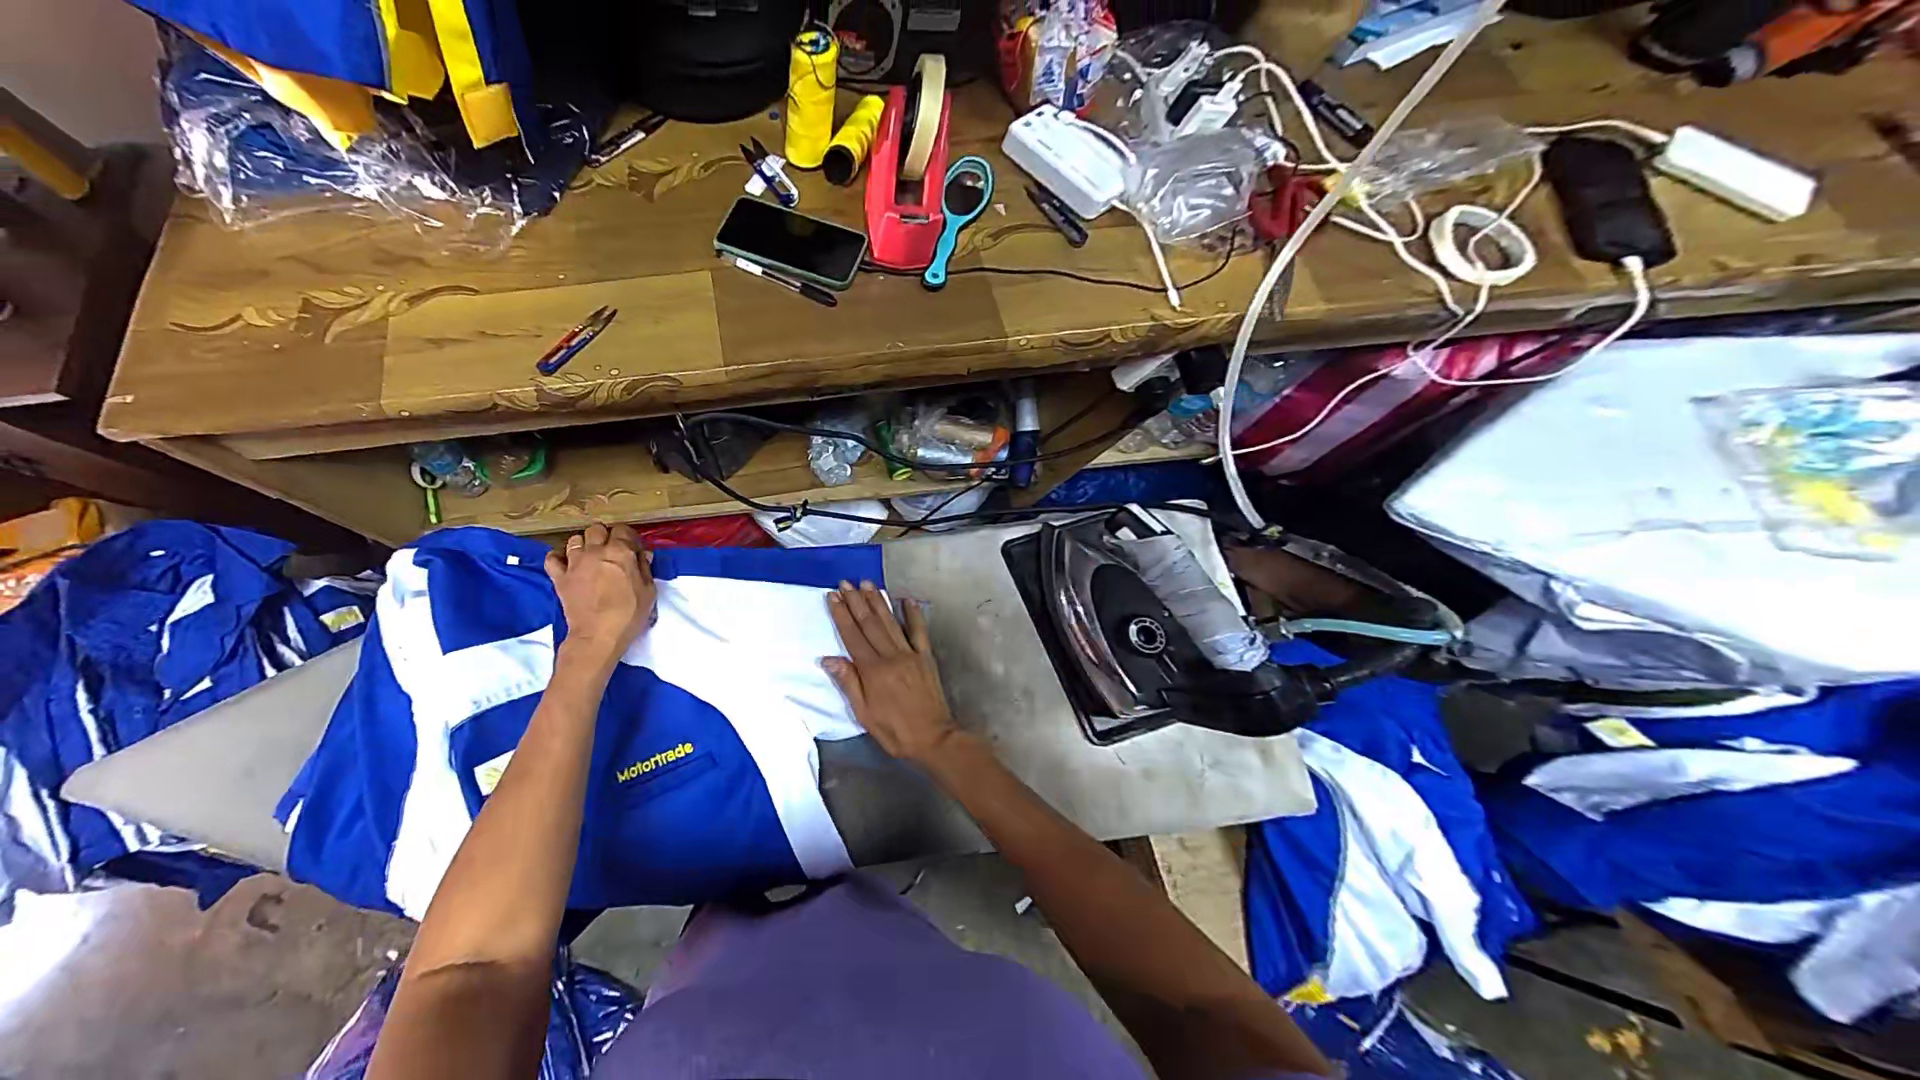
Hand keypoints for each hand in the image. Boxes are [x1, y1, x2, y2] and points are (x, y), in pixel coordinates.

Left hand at [545, 524, 655, 663]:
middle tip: (611, 550)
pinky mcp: (559, 577)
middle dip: (604, 536)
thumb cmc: (629, 613)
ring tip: (590, 556)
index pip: (623, 530)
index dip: (628, 537)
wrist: (598, 635)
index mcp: (620, 552)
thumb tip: (642, 555)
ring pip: (575, 539)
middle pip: (596, 529)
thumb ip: (645, 569)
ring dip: (583, 544)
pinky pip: (552, 558)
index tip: (632, 548)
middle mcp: (595, 551)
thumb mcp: (649, 591)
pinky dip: (558, 558)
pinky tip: (567, 564)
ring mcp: (574, 563)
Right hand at [822, 581, 962, 765]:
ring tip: (868, 584)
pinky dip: (913, 614)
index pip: (853, 637)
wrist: (933, 738)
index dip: (842, 615)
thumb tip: (829, 658)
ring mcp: (911, 654)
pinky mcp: (926, 658)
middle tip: (846, 582)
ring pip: (891, 622)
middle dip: (856, 601)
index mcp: (873, 671)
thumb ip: (849, 683)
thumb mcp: (864, 714)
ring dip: (878, 601)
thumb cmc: (894, 731)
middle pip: (870, 624)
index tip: (833, 597)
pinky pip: (919, 631)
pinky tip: (907, 600)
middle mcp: (891, 657)